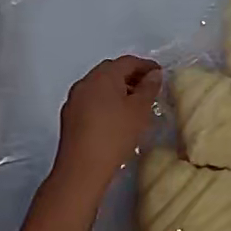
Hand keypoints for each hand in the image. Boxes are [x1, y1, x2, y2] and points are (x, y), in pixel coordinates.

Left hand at [45, 56, 162, 208]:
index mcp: (102, 77)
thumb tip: (154, 74)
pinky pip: (92, 99)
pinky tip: (118, 116)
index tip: (160, 74)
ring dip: (118, 88)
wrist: (82, 169)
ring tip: (136, 102)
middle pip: (111, 71)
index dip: (146, 65)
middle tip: (149, 86)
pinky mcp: (69, 117)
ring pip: (100, 85)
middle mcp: (85, 83)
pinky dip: (106, 100)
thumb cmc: (115, 135)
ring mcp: (74, 100)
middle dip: (131, 75)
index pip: (127, 62)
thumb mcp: (140, 110)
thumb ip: (149, 87)